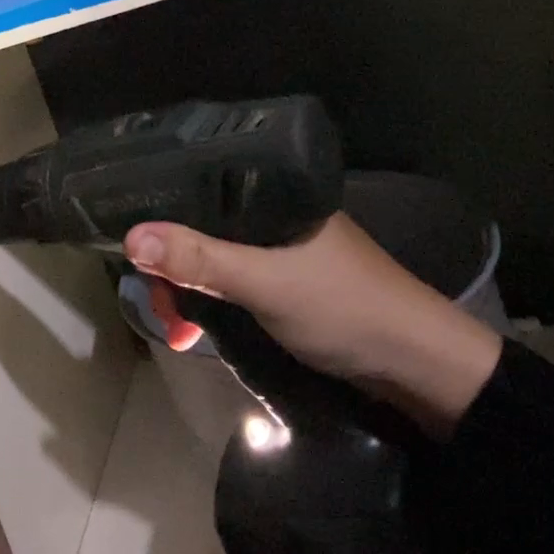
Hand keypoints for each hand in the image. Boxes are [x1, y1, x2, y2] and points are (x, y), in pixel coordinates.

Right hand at [126, 212, 502, 438]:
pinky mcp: (289, 284)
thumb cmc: (344, 308)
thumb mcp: (266, 282)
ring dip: (189, 285)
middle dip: (173, 262)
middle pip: (204, 224)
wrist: (422, 368)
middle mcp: (276, 214)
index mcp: (276, 193)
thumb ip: (201, 259)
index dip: (163, 209)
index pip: (202, 184)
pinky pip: (234, 280)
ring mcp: (284, 251)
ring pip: (216, 255)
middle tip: (159, 303)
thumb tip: (131, 237)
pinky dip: (212, 299)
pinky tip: (197, 322)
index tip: (133, 242)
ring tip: (176, 324)